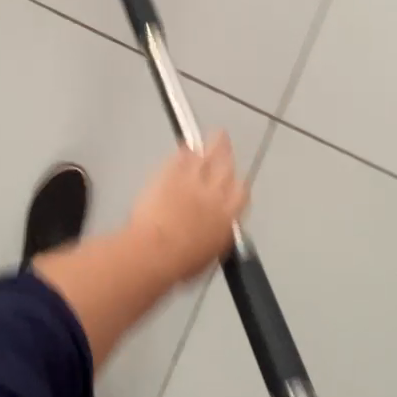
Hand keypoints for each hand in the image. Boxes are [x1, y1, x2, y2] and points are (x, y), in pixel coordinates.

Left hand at [126, 132, 248, 284]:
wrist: (155, 250)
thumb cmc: (180, 263)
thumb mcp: (208, 256)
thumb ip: (215, 237)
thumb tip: (214, 233)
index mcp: (228, 217)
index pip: (241, 194)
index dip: (239, 184)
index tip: (237, 179)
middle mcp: (214, 194)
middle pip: (226, 168)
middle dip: (227, 154)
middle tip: (228, 143)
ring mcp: (191, 180)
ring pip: (207, 157)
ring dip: (213, 144)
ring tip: (217, 133)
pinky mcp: (169, 173)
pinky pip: (181, 156)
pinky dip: (185, 150)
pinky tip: (186, 144)